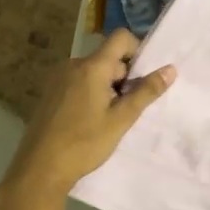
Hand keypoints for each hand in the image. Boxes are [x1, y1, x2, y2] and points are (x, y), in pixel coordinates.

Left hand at [0, 29, 175, 200]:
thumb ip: (146, 92)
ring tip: (109, 117)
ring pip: (93, 71)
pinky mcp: (49, 92)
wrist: (39, 170)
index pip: (121, 38)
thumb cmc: (84, 144)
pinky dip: (90, 92)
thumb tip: (171, 69)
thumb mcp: (121, 119)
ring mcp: (58, 78)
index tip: (142, 78)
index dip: (137, 51)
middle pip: (108, 57)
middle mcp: (72, 65)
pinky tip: (89, 120)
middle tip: (127, 107)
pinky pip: (78, 81)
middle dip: (123, 76)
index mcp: (91, 67)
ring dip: (107, 86)